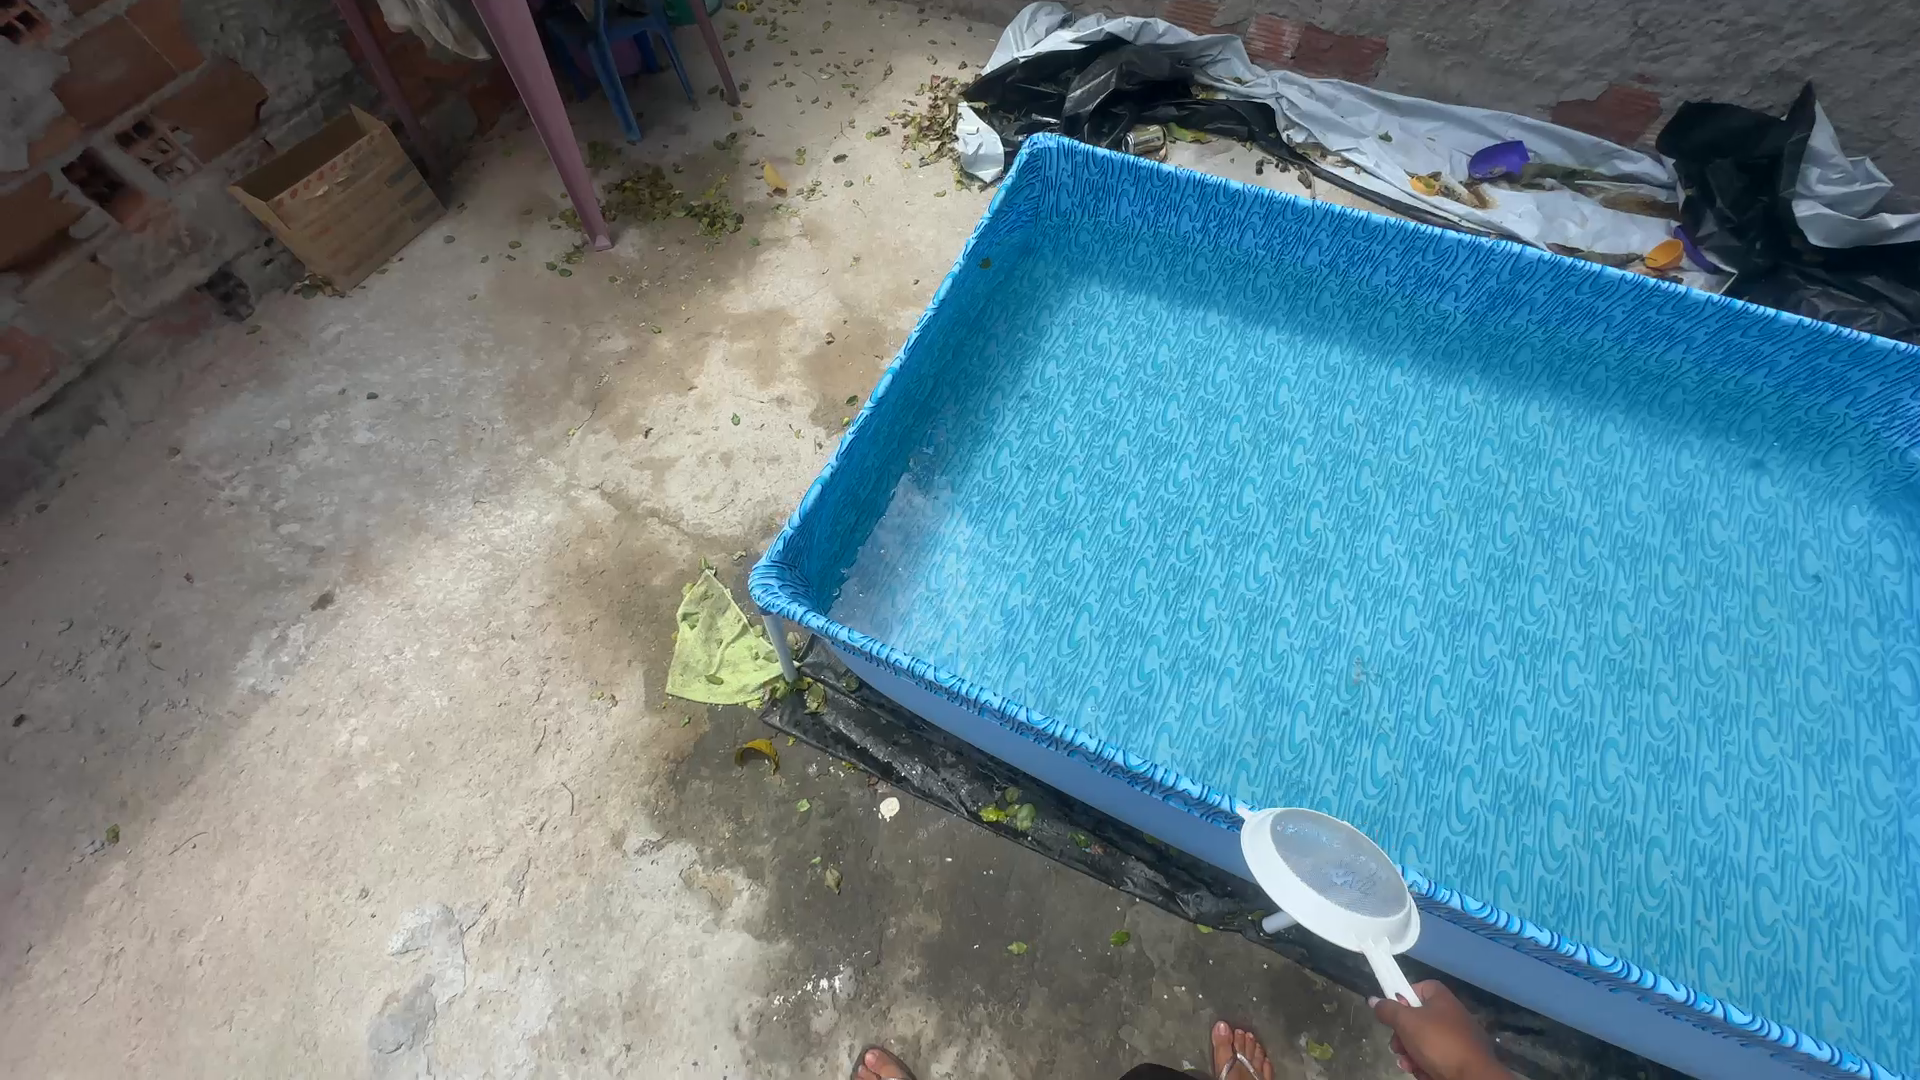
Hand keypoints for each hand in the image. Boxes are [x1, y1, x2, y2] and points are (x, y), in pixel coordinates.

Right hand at [1369, 980, 1508, 1079]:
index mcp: (1443, 1000)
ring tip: (1406, 1065)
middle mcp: (1454, 1018)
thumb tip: (1373, 1000)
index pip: (1421, 987)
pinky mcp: (1466, 1063)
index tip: (1395, 1010)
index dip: (1405, 996)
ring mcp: (1462, 1042)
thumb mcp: (1405, 1022)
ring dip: (1411, 1053)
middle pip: (1420, 1019)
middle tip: (1396, 1046)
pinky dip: (1428, 1066)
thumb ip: (1387, 1009)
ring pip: (1428, 1043)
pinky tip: (1421, 1074)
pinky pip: (1440, 1059)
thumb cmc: (1439, 1042)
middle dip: (1403, 1034)